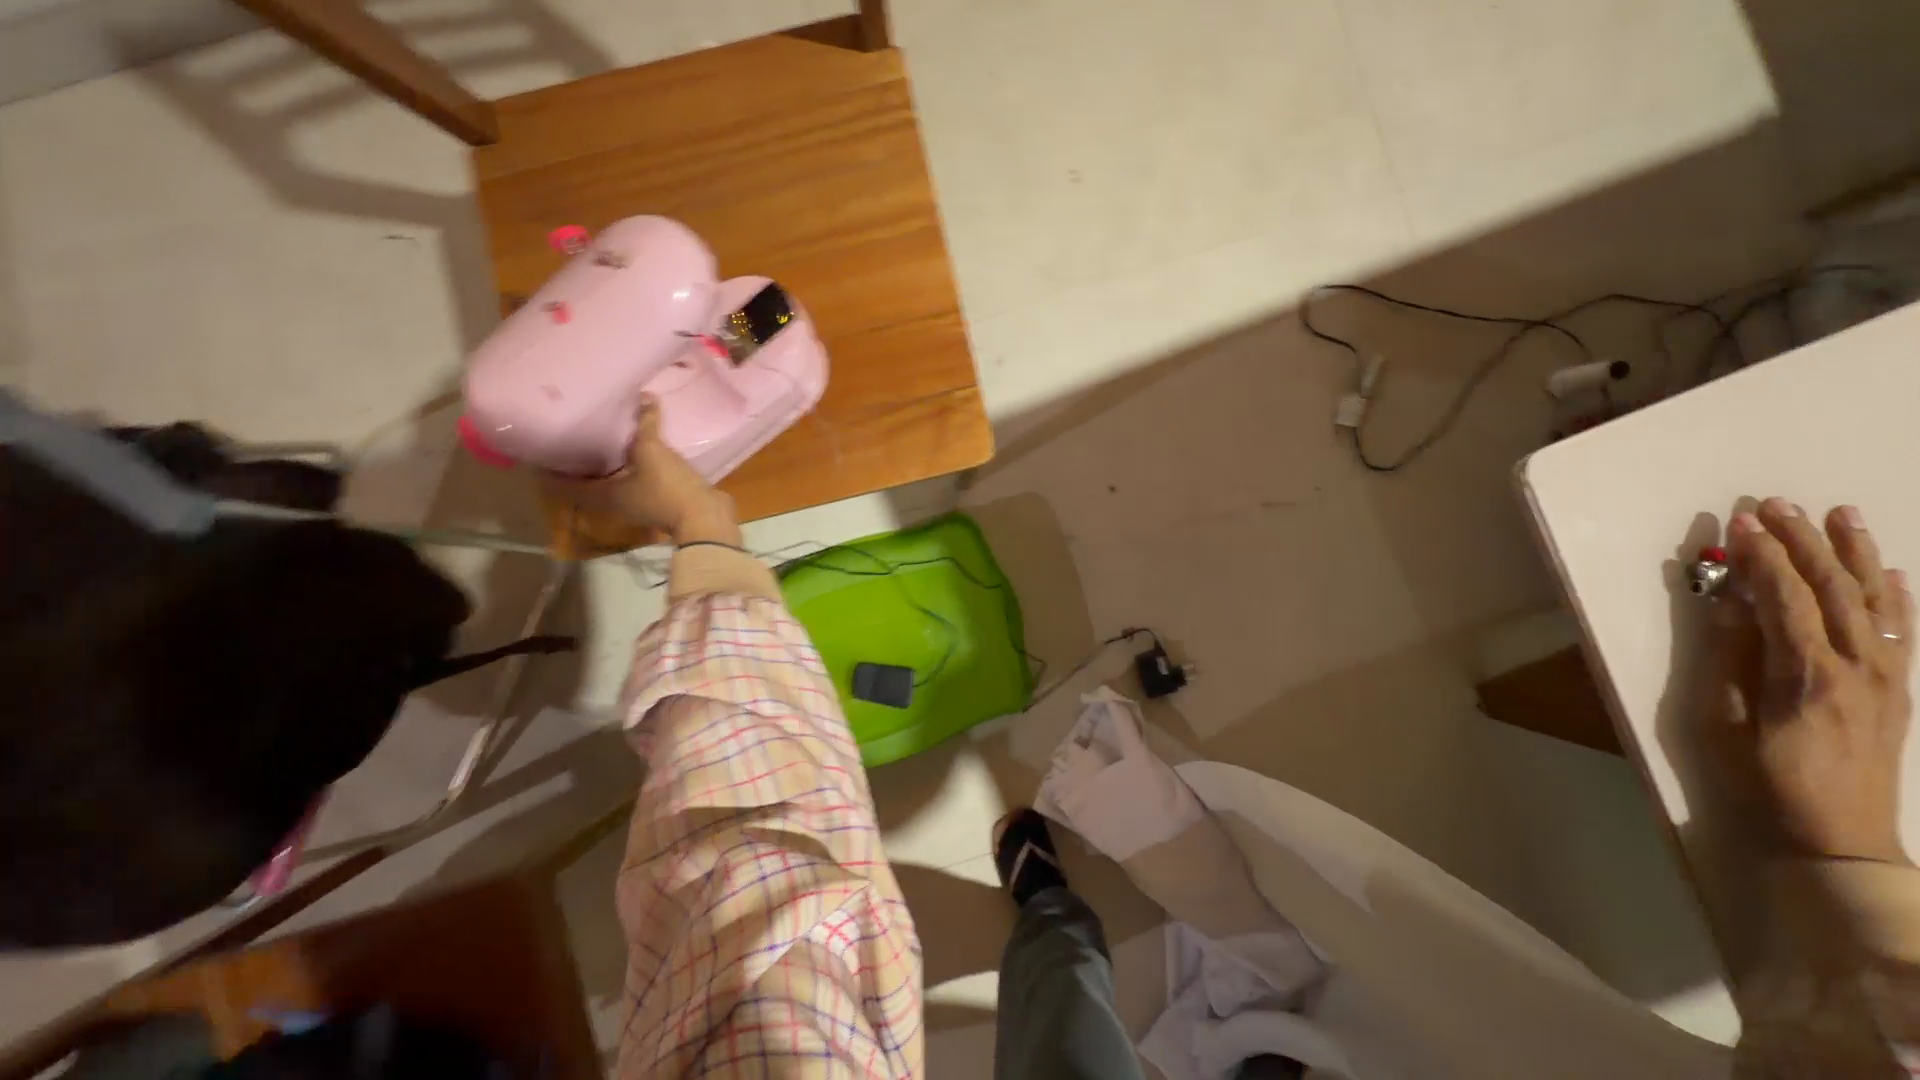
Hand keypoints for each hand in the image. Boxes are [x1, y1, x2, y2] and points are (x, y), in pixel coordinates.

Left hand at [541, 395, 739, 545]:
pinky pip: (634, 480)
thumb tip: (644, 397)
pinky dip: (630, 467)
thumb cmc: (668, 488)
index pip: (564, 485)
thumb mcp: (652, 451)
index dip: (549, 471)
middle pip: (587, 482)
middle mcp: (613, 502)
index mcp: (602, 494)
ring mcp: (636, 504)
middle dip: (578, 463)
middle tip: (572, 436)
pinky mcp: (656, 501)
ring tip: (603, 438)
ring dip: (605, 465)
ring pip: (611, 482)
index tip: (539, 452)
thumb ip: (645, 424)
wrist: (705, 517)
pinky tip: (638, 450)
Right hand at [1711, 498, 1913, 863]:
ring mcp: (1885, 677)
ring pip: (1875, 602)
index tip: (1738, 522)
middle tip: (1777, 503)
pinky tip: (1891, 572)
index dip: (1762, 557)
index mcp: (1807, 674)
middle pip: (1832, 589)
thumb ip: (1731, 658)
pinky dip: (1897, 597)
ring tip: (1842, 514)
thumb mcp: (1724, 721)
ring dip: (1856, 554)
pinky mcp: (1896, 690)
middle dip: (1803, 541)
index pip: (1784, 598)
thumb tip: (1731, 604)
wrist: (1836, 836)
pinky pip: (1902, 632)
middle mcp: (1857, 667)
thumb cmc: (1762, 779)